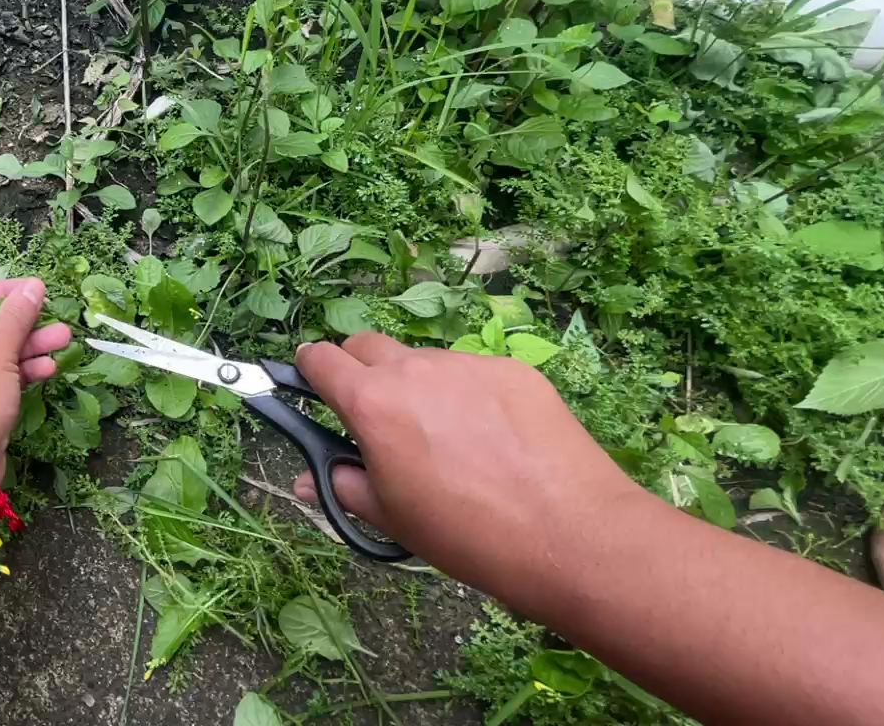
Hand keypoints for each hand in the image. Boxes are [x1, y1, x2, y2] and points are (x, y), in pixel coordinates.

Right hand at [293, 332, 645, 593]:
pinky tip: (493, 436)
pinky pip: (471, 371)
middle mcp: (411, 369)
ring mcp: (464, 365)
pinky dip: (466, 393)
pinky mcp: (511, 370)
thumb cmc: (468, 535)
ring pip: (420, 359)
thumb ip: (341, 485)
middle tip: (376, 411)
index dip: (309, 369)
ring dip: (415, 383)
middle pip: (363, 344)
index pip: (318, 357)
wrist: (578, 540)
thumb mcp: (391, 518)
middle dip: (358, 368)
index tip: (314, 385)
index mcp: (370, 402)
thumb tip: (305, 480)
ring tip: (446, 434)